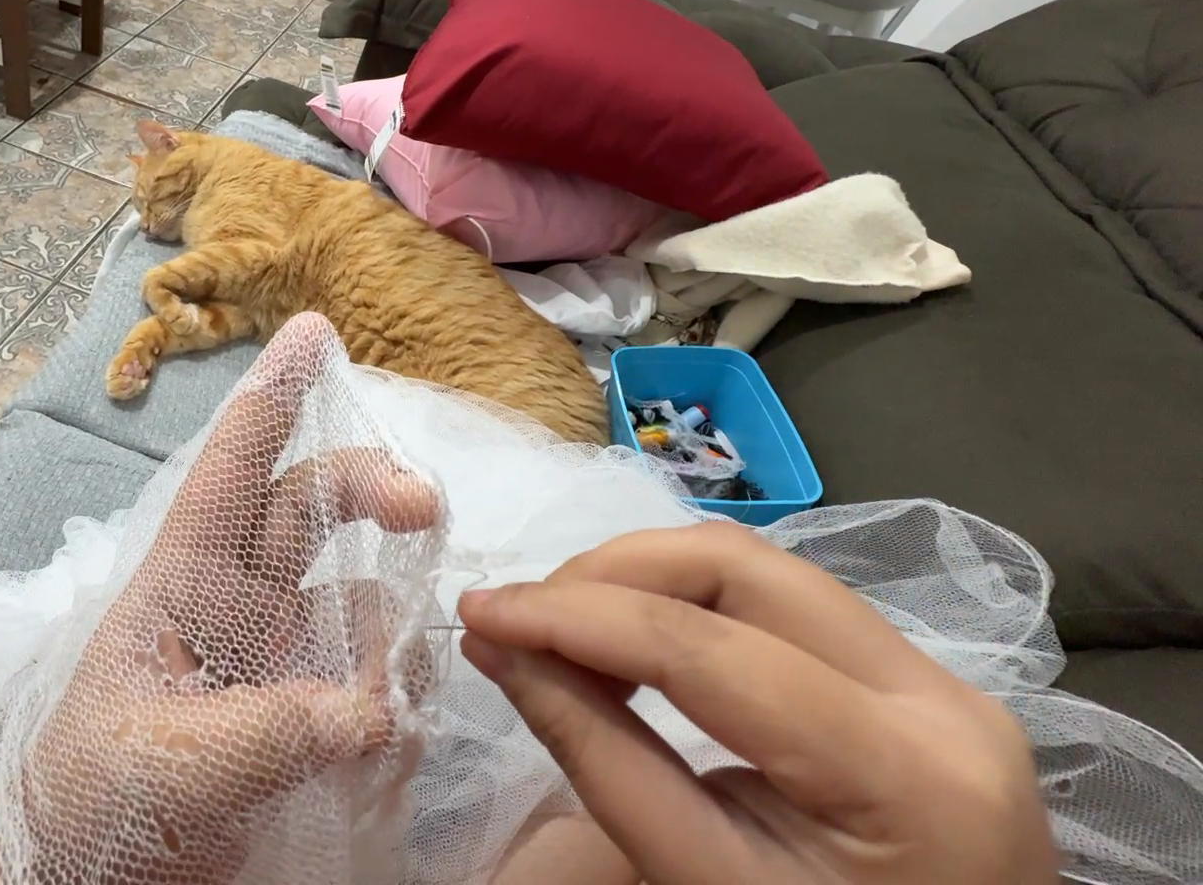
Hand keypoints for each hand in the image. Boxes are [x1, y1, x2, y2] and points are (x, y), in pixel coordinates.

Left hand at [1, 313, 442, 884]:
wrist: (94, 870)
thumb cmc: (93, 793)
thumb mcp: (162, 761)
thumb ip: (264, 734)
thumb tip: (372, 708)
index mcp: (183, 578)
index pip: (230, 468)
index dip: (270, 395)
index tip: (314, 331)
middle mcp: (238, 597)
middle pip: (311, 505)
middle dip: (368, 486)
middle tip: (425, 504)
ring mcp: (279, 649)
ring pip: (359, 593)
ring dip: (391, 623)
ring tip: (383, 696)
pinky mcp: (309, 703)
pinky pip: (373, 670)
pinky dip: (394, 688)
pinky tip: (383, 734)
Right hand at [457, 520, 1058, 884]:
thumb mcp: (694, 877)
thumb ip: (591, 750)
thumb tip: (493, 642)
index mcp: (907, 775)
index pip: (703, 648)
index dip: (573, 615)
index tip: (478, 610)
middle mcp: (938, 695)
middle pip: (736, 566)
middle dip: (608, 573)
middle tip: (527, 618)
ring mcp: (930, 674)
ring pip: (749, 564)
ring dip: (637, 577)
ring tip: (567, 629)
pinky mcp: (901, 671)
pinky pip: (766, 595)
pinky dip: (675, 598)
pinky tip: (630, 640)